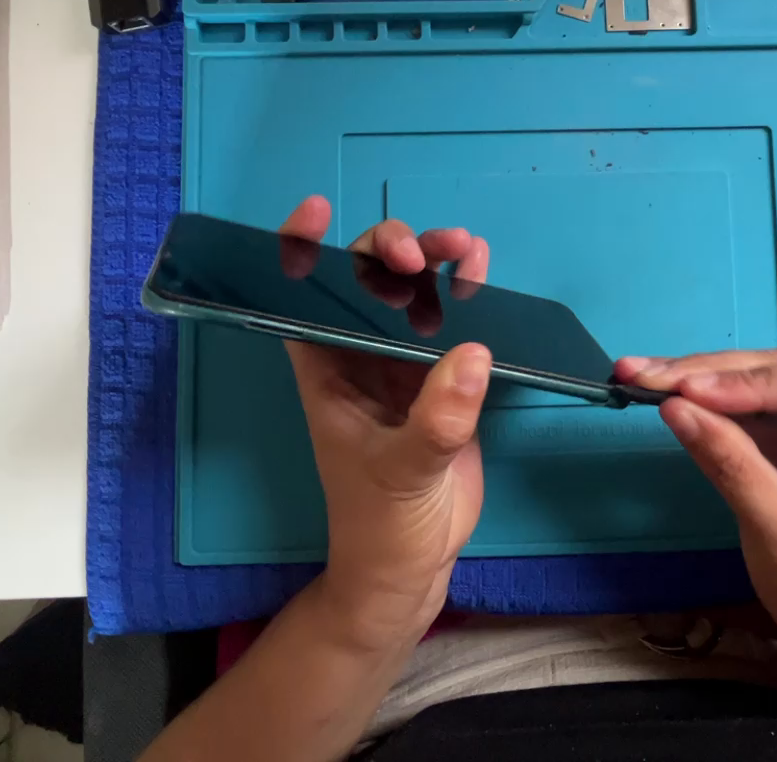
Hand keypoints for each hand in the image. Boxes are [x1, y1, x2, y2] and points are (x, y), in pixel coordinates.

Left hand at [277, 195, 493, 635]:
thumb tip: (474, 353)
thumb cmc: (381, 522)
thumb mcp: (403, 473)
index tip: (318, 211)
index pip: (296, 295)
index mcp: (326, 368)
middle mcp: (360, 353)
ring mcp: (403, 361)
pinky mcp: (442, 375)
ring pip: (412, 290)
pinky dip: (465, 290)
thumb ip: (437, 420)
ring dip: (434, 260)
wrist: (410, 565)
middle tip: (421, 255)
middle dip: (387, 250)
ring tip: (466, 249)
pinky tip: (480, 273)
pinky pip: (452, 317)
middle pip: (364, 279)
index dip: (299, 248)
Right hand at [616, 351, 776, 681]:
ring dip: (695, 375)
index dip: (750, 383)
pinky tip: (661, 384)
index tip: (687, 390)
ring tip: (639, 372)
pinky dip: (698, 391)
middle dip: (710, 372)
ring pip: (755, 375)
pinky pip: (741, 396)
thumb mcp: (776, 528)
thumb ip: (730, 463)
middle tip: (644, 373)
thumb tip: (673, 407)